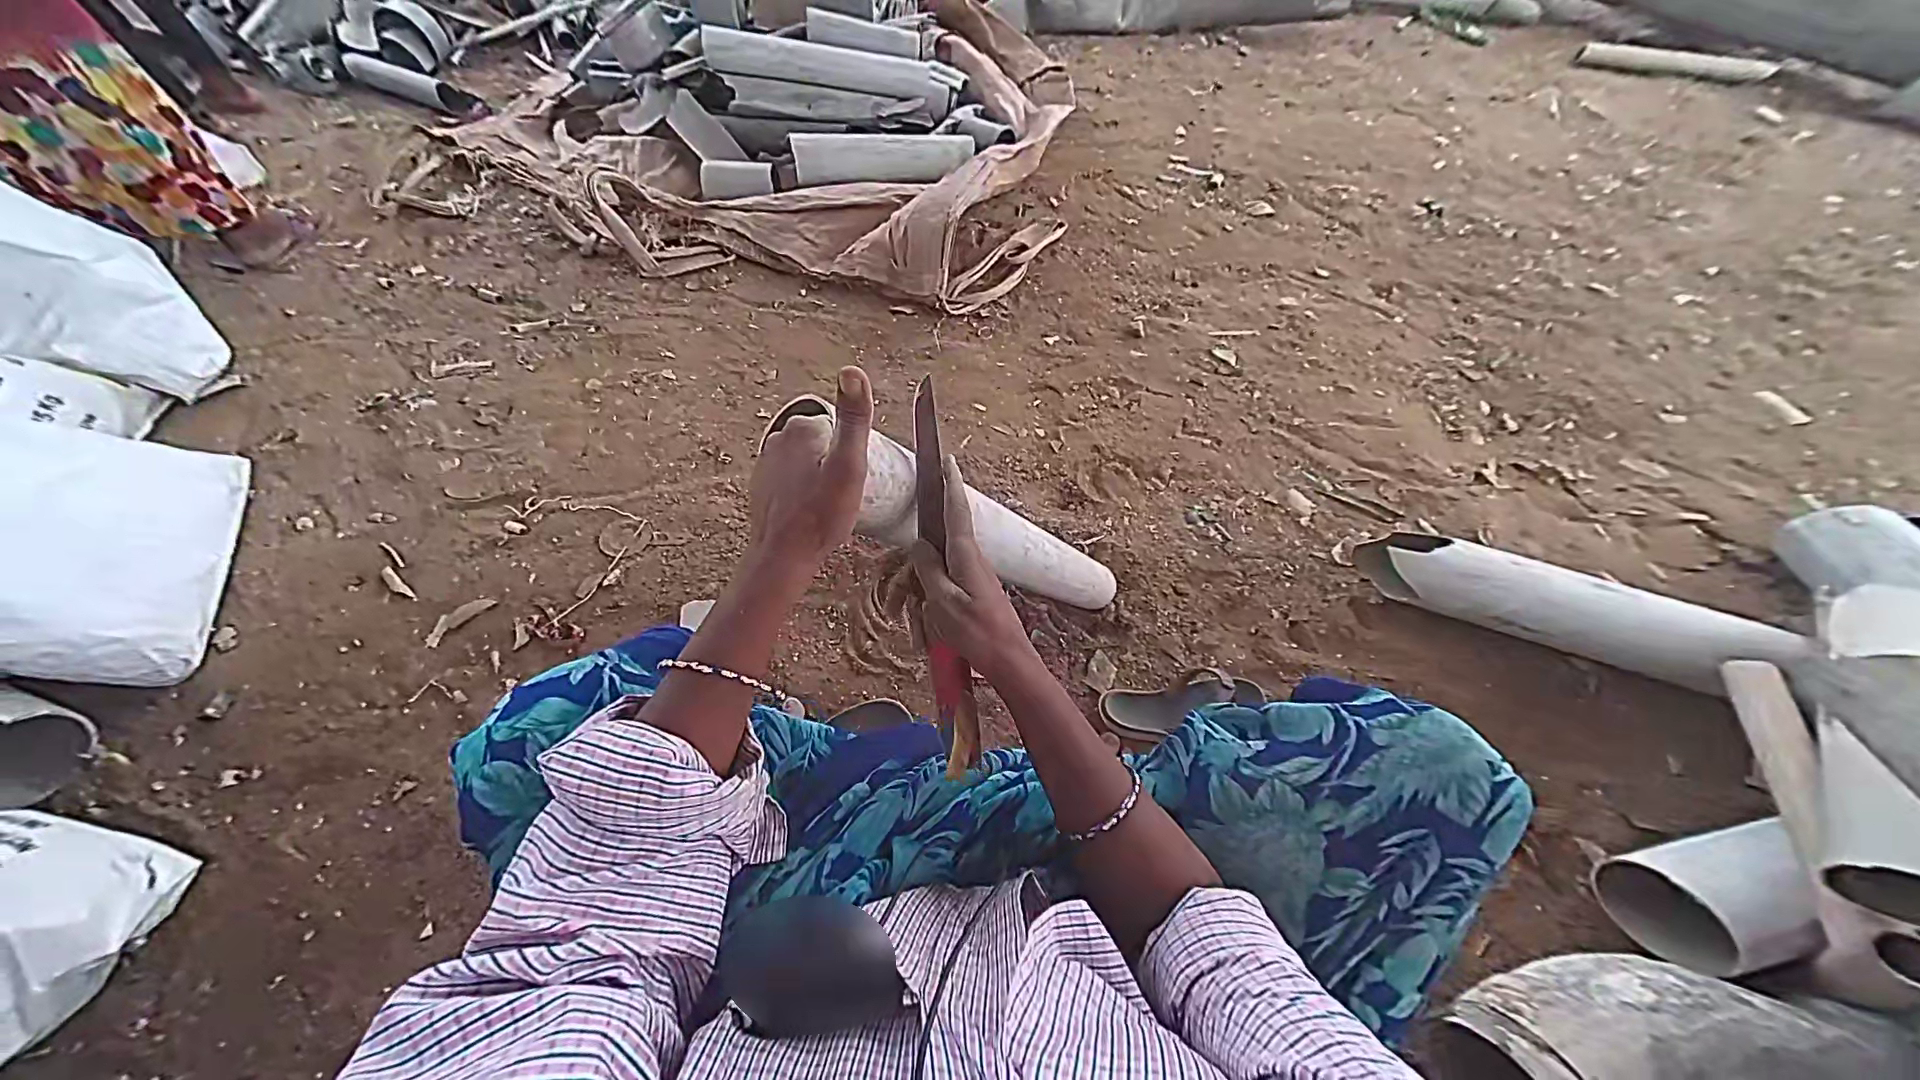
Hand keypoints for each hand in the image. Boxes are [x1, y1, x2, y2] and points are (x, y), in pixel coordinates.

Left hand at [750, 366, 872, 574]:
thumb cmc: (820, 516)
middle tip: (847, 492)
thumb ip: (854, 419)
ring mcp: (768, 463)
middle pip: (824, 442)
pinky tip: (814, 509)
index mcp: (801, 429)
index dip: (853, 452)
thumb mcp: (850, 465)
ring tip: (832, 503)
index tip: (856, 476)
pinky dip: (805, 489)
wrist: (784, 556)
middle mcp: (778, 439)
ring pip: (808, 461)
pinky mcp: (763, 485)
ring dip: (821, 476)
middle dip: (837, 462)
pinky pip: (793, 478)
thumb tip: (853, 372)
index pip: (840, 428)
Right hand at [909, 455, 1040, 682]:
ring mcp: (976, 577)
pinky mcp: (977, 591)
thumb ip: (929, 570)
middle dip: (920, 566)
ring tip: (926, 628)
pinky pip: (948, 588)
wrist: (1010, 659)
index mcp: (966, 556)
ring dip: (926, 595)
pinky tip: (934, 628)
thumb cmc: (978, 633)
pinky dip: (936, 604)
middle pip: (940, 545)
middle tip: (908, 598)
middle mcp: (973, 561)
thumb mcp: (943, 602)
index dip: (951, 485)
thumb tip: (919, 544)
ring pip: (941, 571)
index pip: (956, 511)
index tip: (948, 460)